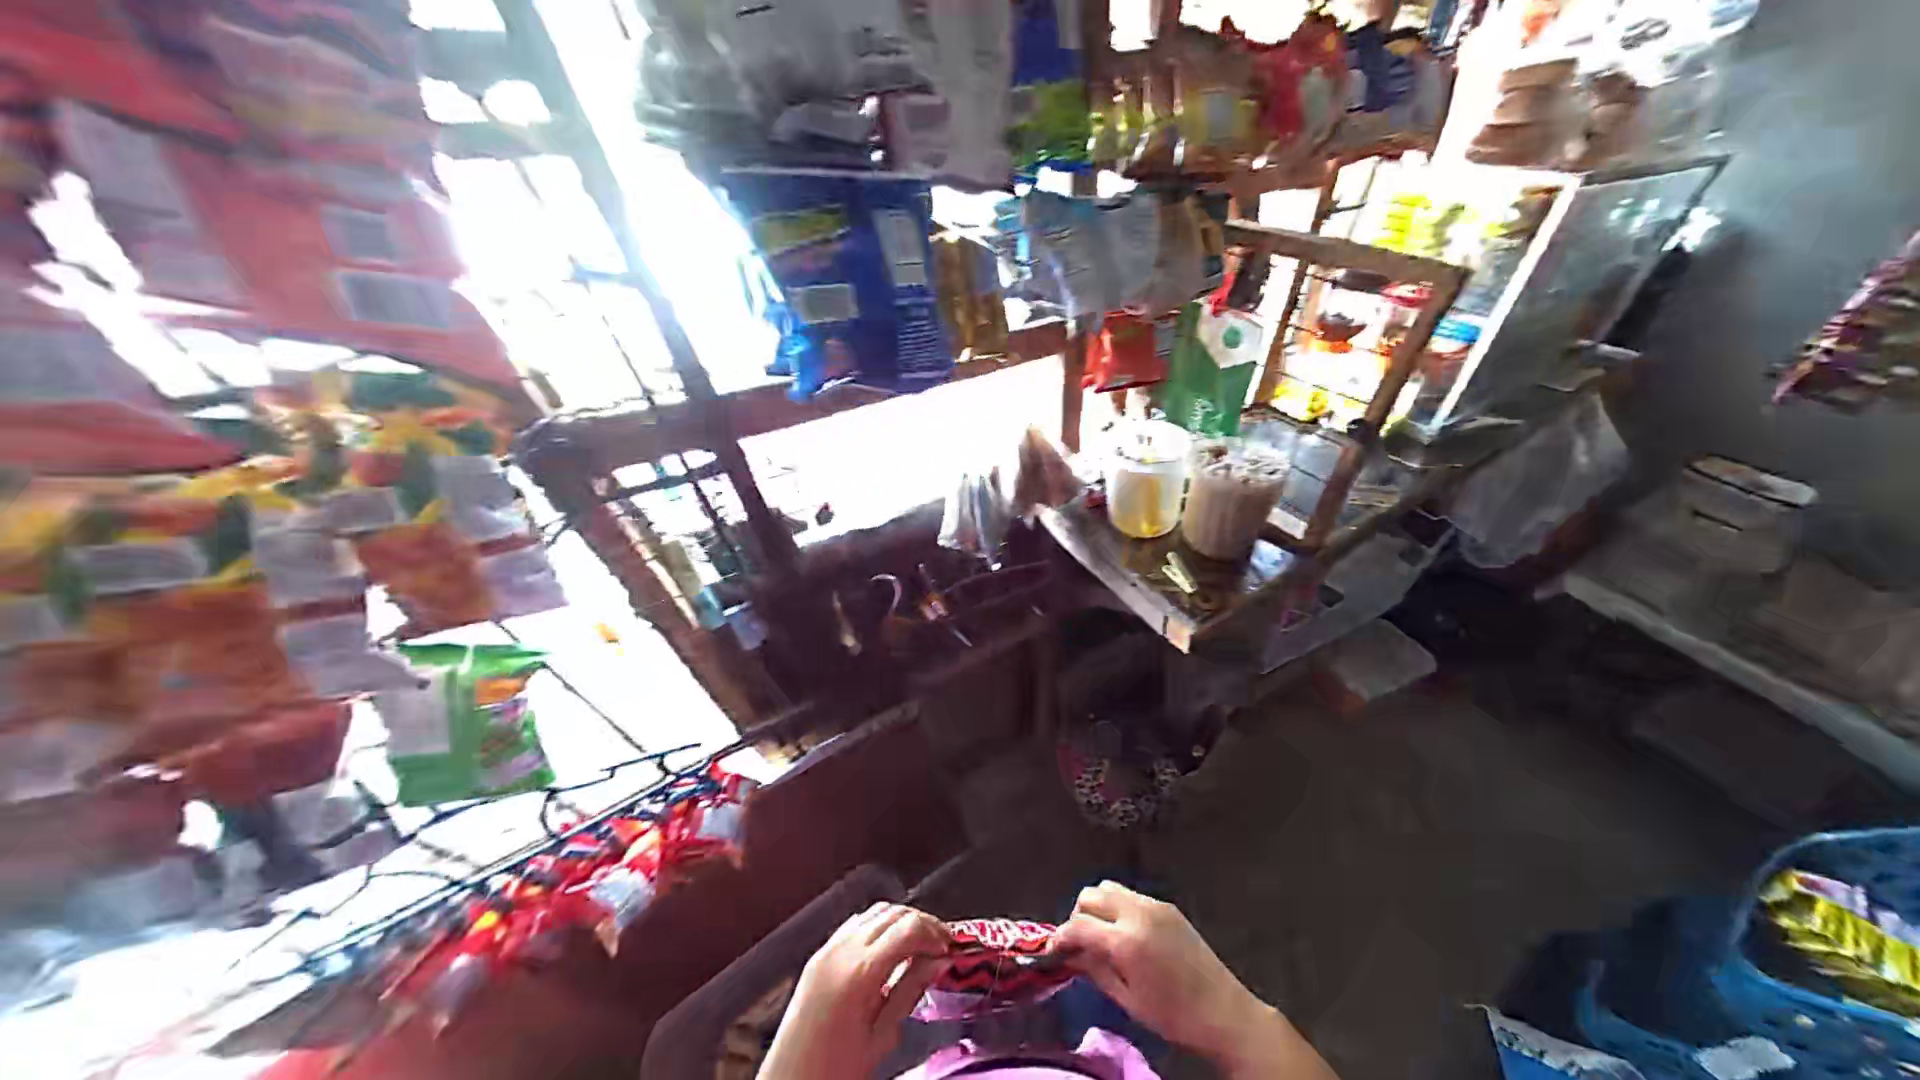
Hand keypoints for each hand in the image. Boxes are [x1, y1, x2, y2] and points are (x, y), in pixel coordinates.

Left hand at [760, 902, 950, 1079]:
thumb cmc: (836, 1070)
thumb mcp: (882, 1036)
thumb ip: (911, 990)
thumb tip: (940, 961)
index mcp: (860, 972)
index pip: (908, 928)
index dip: (934, 933)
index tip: (950, 949)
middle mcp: (843, 949)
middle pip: (894, 913)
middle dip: (923, 924)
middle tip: (942, 945)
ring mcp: (828, 948)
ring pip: (875, 912)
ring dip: (901, 921)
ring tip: (920, 945)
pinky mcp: (819, 954)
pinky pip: (856, 924)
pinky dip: (879, 925)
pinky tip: (890, 947)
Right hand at [1050, 881, 1338, 1079]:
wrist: (1225, 1014)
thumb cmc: (1173, 1016)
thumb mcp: (1126, 999)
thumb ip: (1093, 969)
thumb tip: (1069, 955)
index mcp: (1126, 941)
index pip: (1078, 924)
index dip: (1060, 936)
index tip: (1052, 949)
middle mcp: (1137, 912)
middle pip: (1090, 895)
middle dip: (1077, 915)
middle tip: (1078, 942)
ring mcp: (1154, 905)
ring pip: (1109, 888)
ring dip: (1097, 906)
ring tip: (1101, 935)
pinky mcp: (1167, 906)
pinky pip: (1131, 896)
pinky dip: (1117, 907)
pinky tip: (1124, 934)